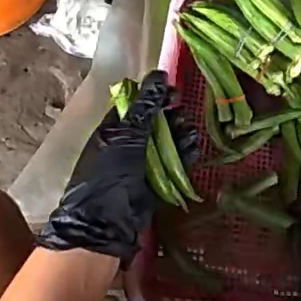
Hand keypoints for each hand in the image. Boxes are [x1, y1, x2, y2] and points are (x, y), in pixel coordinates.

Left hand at [36, 71, 190, 260]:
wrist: (105, 225)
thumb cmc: (108, 174)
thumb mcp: (126, 135)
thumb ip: (145, 107)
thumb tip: (158, 76)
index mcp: (114, 130)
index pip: (137, 104)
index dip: (155, 95)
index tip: (173, 91)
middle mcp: (129, 144)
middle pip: (156, 121)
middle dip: (171, 115)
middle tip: (182, 113)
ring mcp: (144, 163)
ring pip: (168, 141)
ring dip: (180, 134)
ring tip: (189, 132)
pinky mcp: (158, 180)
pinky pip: (176, 162)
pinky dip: (186, 153)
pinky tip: (194, 147)